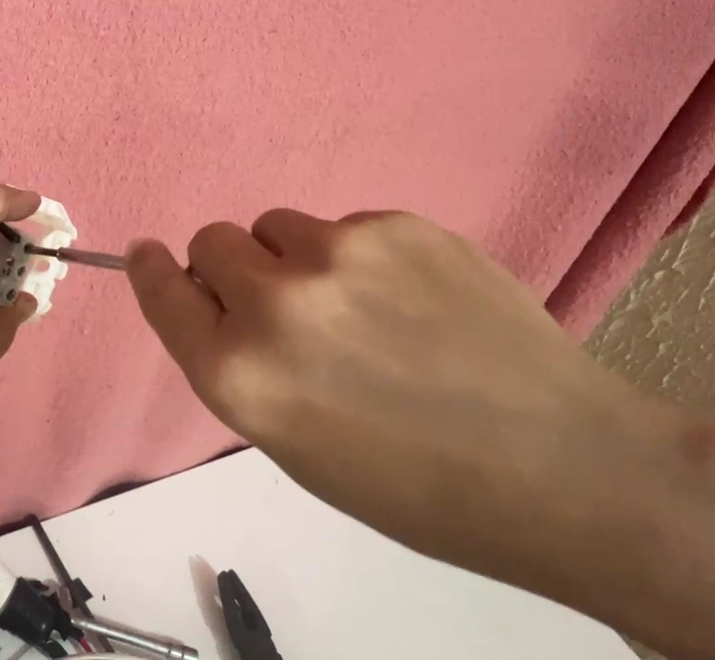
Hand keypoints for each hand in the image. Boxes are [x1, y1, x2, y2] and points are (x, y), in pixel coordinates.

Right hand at [126, 210, 676, 587]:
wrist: (565, 469)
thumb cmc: (416, 489)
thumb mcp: (294, 447)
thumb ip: (240, 367)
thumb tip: (215, 304)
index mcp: (240, 374)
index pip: (163, 291)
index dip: (153, 270)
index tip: (149, 256)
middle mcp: (275, 303)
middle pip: (212, 241)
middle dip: (234, 272)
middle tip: (285, 309)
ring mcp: (339, 253)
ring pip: (277, 225)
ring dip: (294, 259)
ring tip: (360, 307)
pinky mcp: (398, 225)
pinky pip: (343, 226)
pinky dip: (357, 258)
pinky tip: (413, 301)